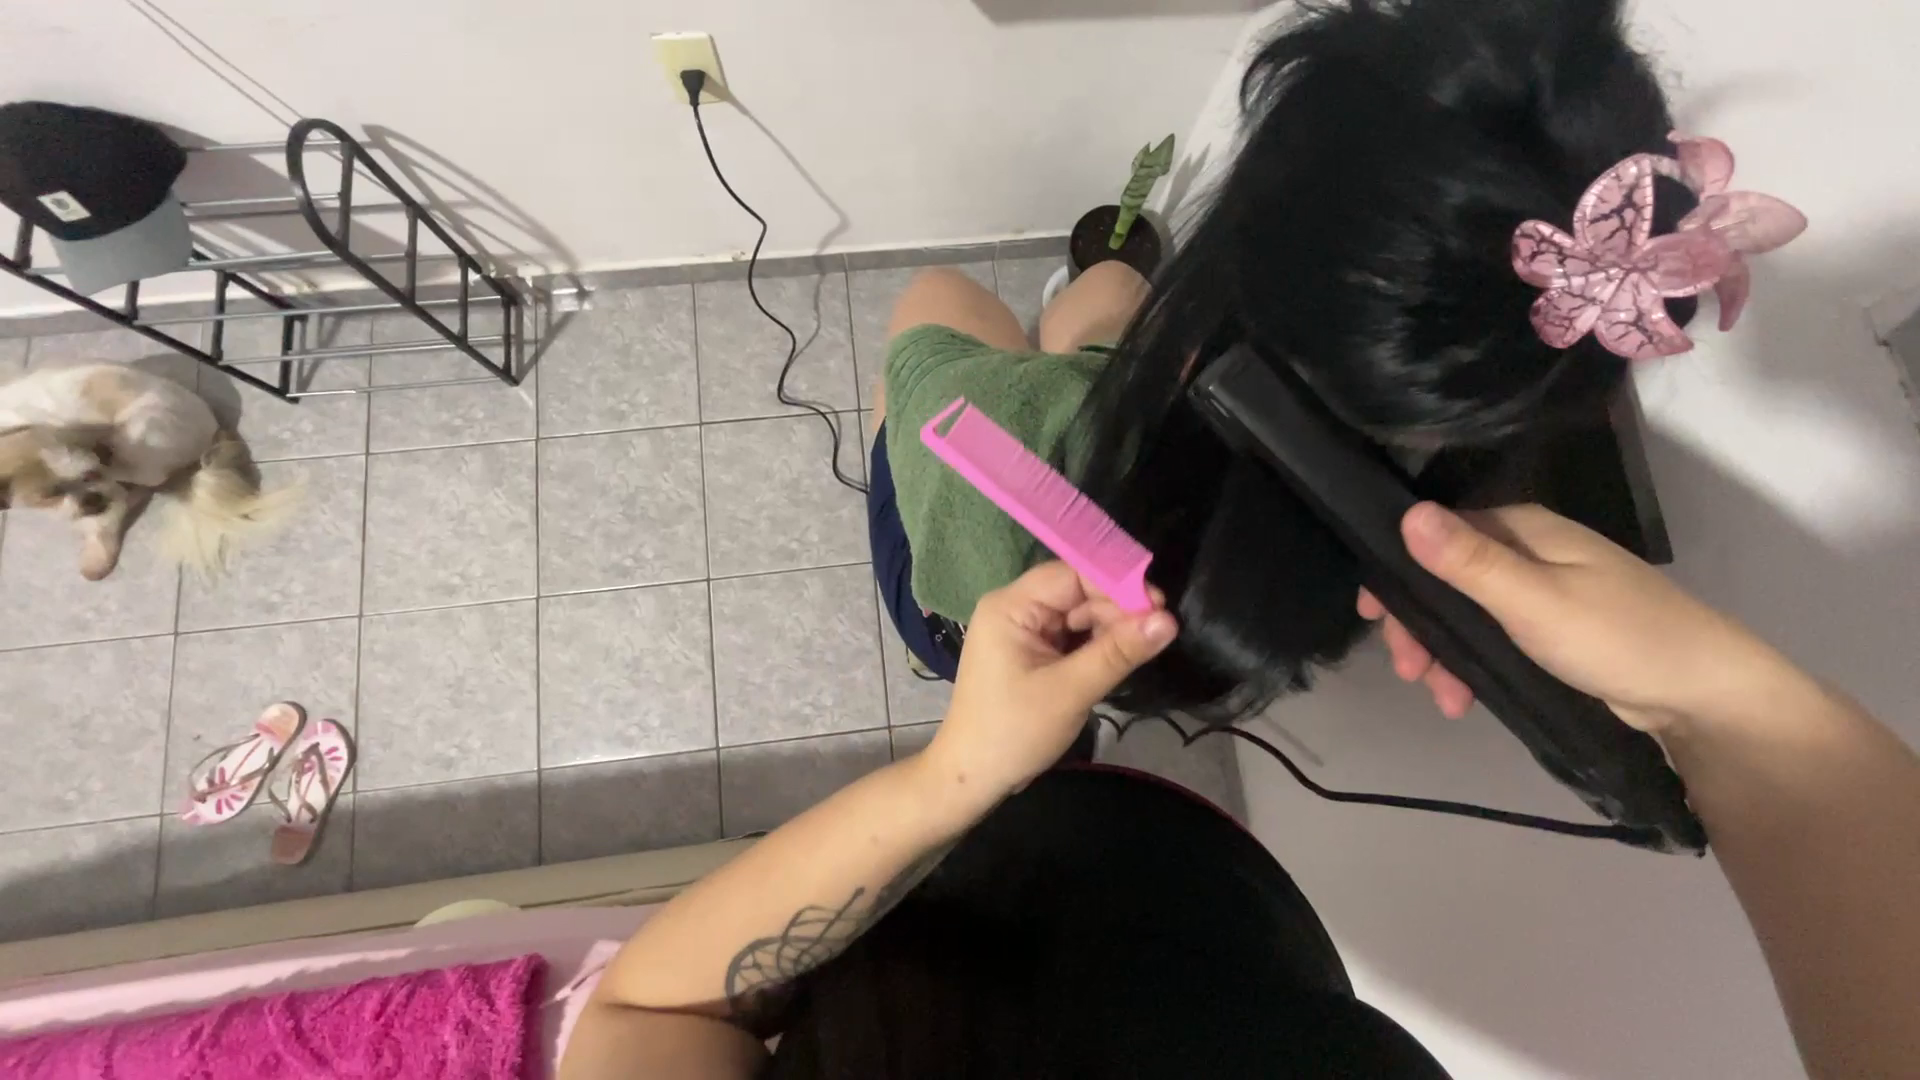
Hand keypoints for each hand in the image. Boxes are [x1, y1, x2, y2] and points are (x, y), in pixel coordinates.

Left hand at [923, 561, 1177, 797]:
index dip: (1117, 584)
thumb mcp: (1071, 691)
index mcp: (1010, 606)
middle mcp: (1014, 608)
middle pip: (1076, 591)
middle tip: (1159, 631)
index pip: (1072, 574)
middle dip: (1117, 608)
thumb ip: (1119, 652)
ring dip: (1110, 627)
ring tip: (1142, 647)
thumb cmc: (1014, 732)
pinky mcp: (1031, 651)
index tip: (1160, 606)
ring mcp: (1022, 630)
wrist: (972, 776)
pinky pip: (1071, 635)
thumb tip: (1169, 620)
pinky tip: (1120, 655)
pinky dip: (1096, 644)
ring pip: (1078, 614)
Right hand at [1362, 503, 1790, 733]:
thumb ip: (1467, 561)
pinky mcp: (1546, 628)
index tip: (1373, 615)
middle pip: (1441, 578)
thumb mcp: (1532, 601)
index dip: (1396, 572)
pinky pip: (1486, 637)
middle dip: (1417, 625)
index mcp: (1521, 529)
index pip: (1434, 534)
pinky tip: (1461, 697)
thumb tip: (1406, 512)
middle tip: (1407, 669)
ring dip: (1440, 653)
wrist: (1708, 701)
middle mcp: (1525, 551)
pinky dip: (1468, 664)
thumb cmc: (1618, 638)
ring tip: (1438, 695)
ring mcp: (1537, 590)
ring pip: (1461, 613)